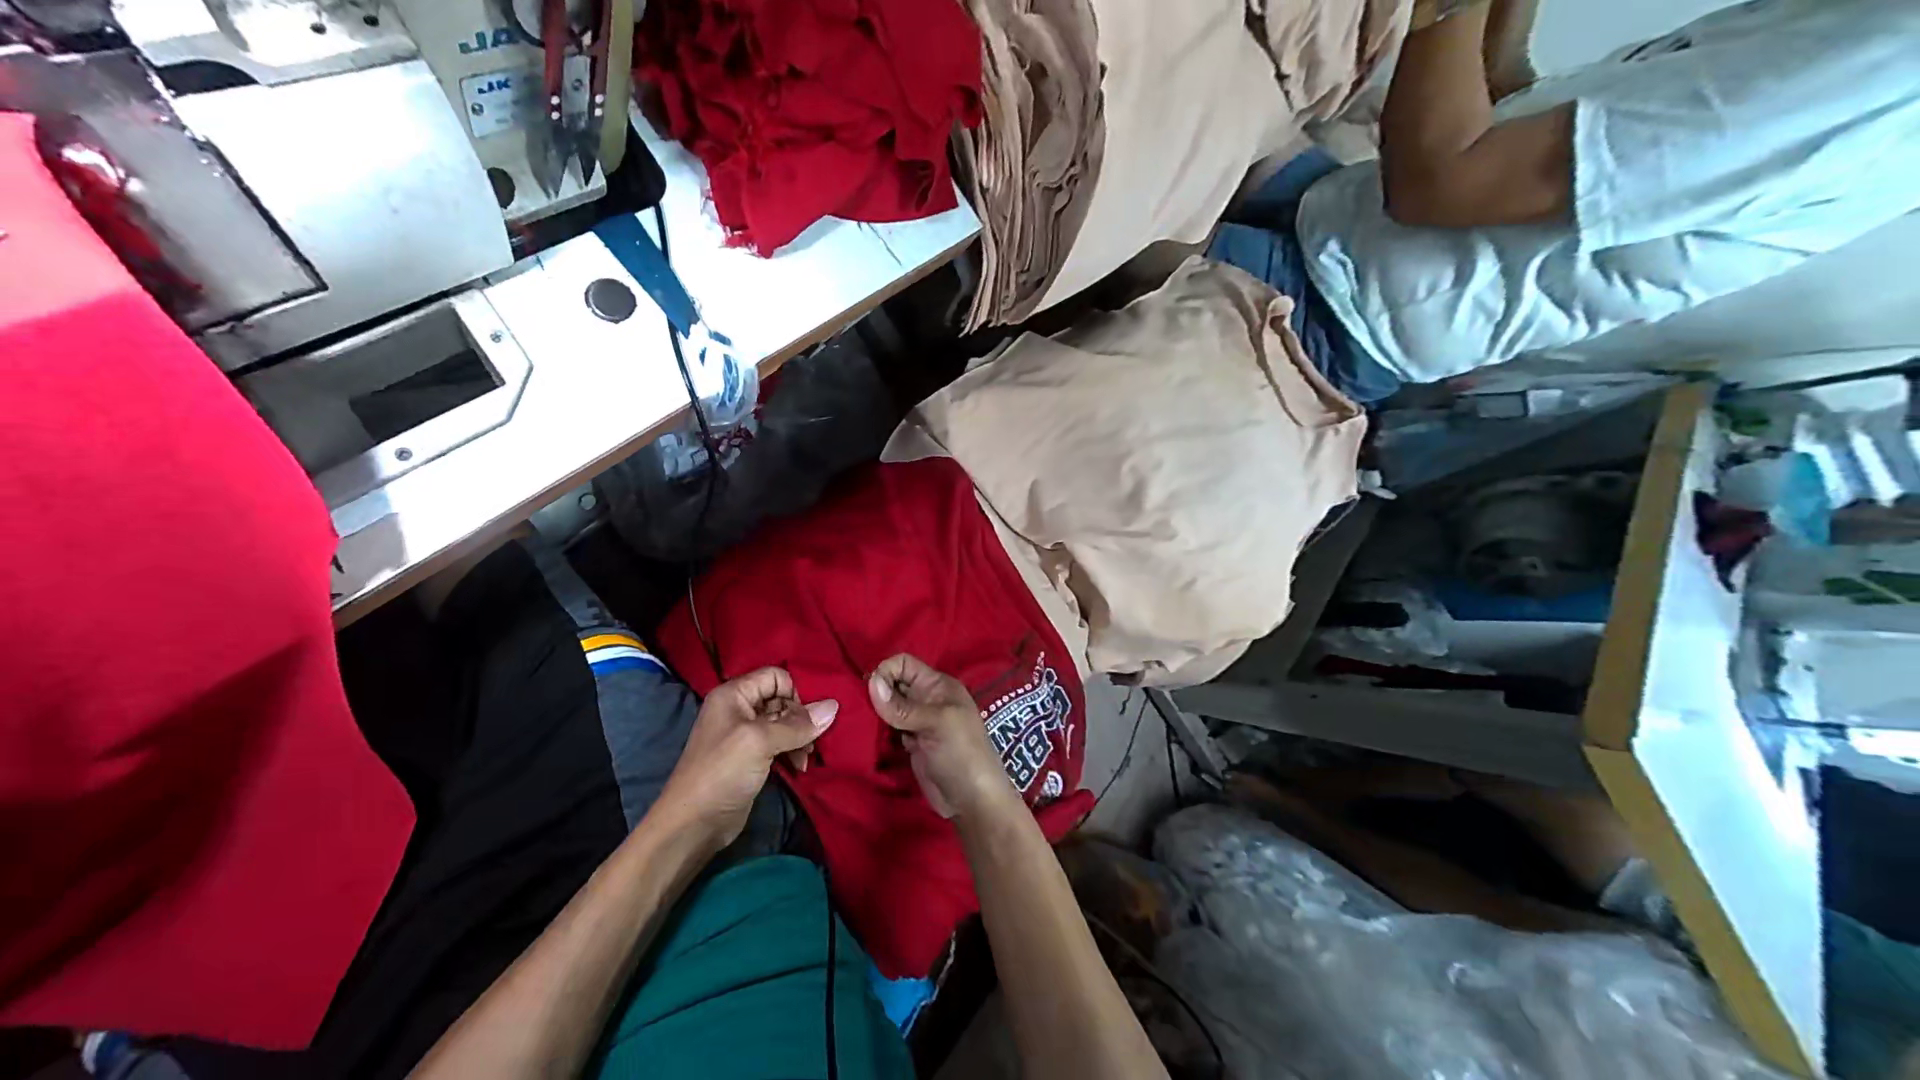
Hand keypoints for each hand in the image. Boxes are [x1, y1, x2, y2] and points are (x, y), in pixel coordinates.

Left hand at [654, 667, 836, 848]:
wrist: (692, 824)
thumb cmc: (722, 772)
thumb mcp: (760, 742)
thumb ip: (798, 725)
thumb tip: (834, 706)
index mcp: (734, 695)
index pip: (775, 676)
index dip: (794, 693)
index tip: (806, 719)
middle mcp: (738, 709)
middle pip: (781, 700)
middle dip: (800, 719)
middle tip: (810, 742)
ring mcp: (744, 735)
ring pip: (783, 723)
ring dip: (799, 738)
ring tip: (804, 758)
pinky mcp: (750, 758)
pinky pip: (779, 744)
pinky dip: (792, 751)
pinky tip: (798, 766)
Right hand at [868, 653, 1019, 821]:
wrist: (973, 801)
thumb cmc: (962, 754)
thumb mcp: (936, 724)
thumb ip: (903, 706)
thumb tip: (870, 682)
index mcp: (938, 686)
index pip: (905, 663)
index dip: (886, 671)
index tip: (871, 692)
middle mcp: (928, 699)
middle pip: (894, 683)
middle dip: (876, 692)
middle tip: (859, 709)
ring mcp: (919, 722)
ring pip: (889, 706)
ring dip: (875, 712)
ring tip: (860, 721)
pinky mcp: (911, 743)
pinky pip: (889, 728)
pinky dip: (879, 730)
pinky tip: (867, 735)